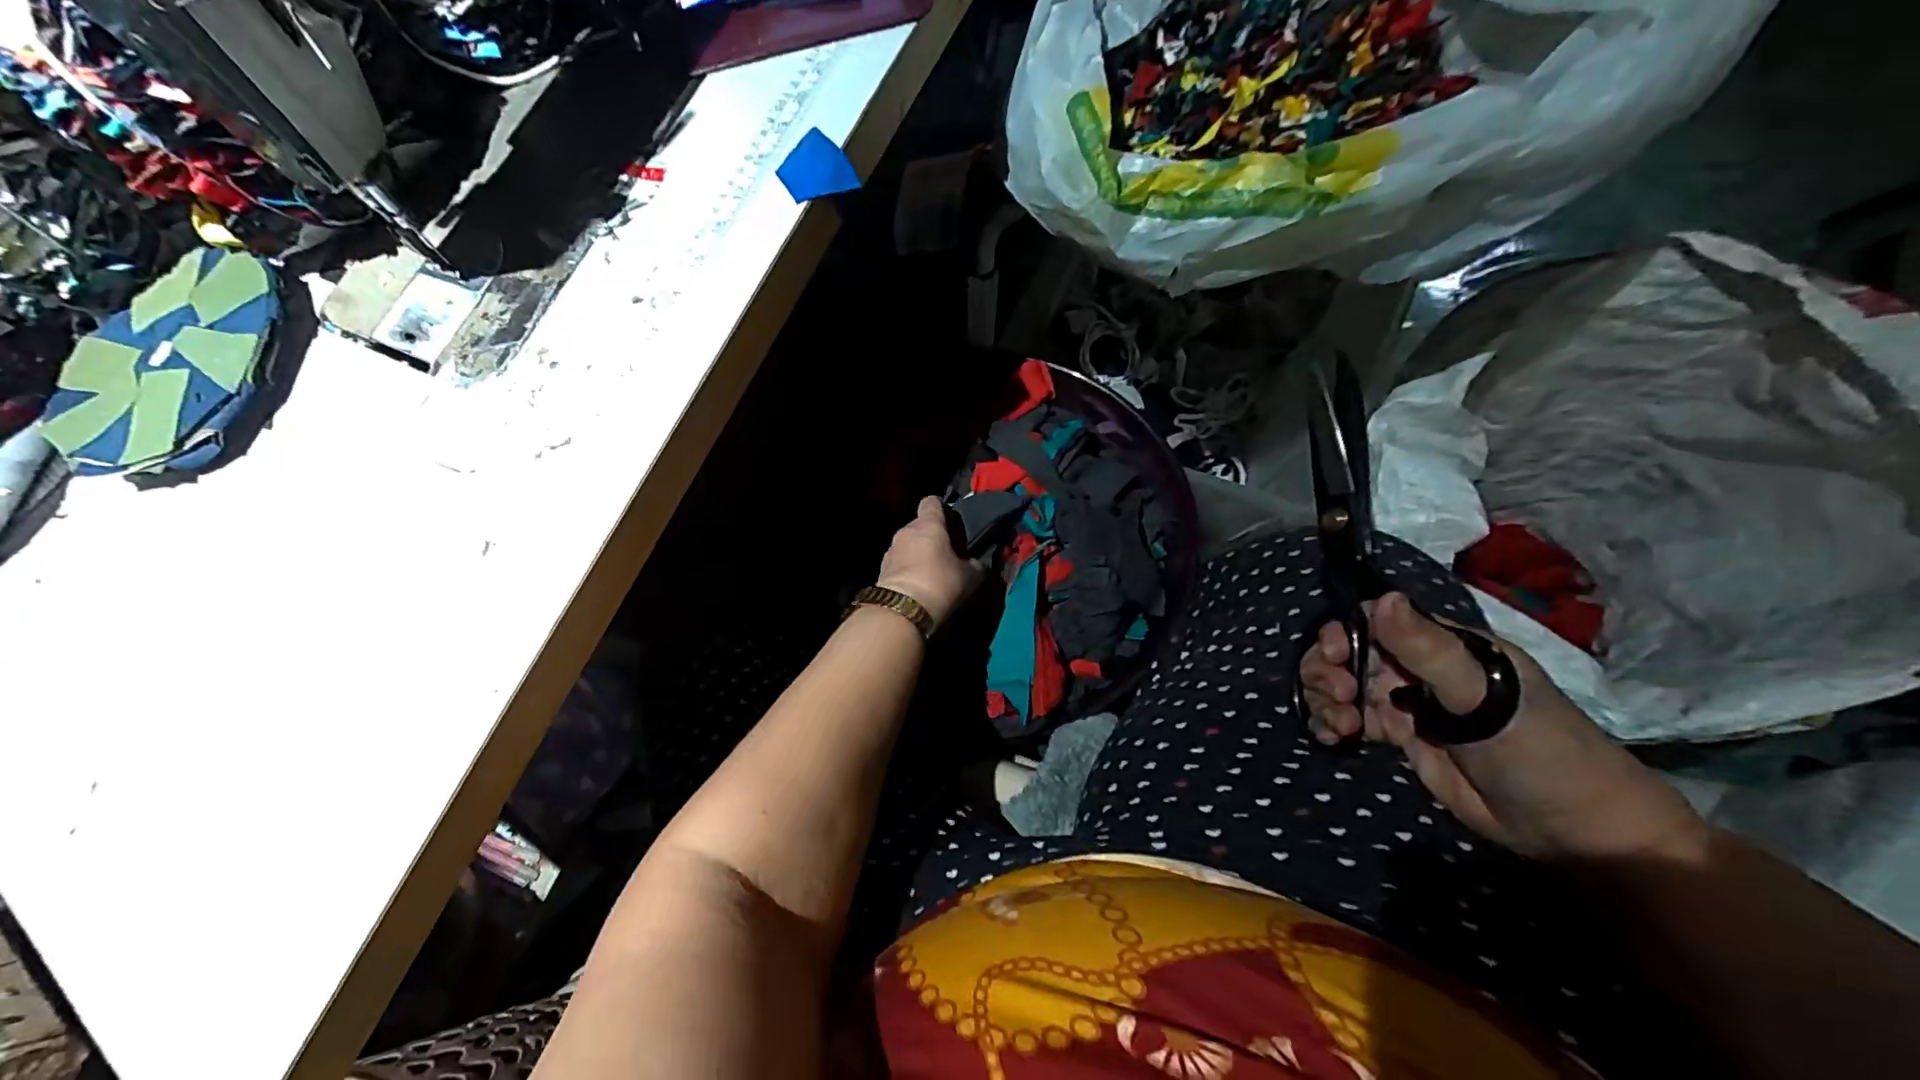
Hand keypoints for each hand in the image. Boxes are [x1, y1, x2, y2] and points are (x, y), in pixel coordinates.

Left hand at [875, 496, 981, 631]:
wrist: (902, 611)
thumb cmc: (940, 583)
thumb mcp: (969, 576)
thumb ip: (975, 565)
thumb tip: (977, 563)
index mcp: (928, 524)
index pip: (931, 502)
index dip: (941, 508)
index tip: (951, 519)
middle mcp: (905, 531)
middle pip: (919, 525)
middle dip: (930, 535)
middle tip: (946, 551)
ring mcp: (890, 550)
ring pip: (907, 545)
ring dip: (917, 553)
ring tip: (931, 571)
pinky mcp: (881, 570)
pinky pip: (899, 563)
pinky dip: (908, 569)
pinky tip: (918, 584)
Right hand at [1300, 592, 1708, 863]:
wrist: (1571, 828)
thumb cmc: (1536, 748)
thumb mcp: (1481, 695)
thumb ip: (1428, 649)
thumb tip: (1382, 598)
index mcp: (1442, 644)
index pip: (1374, 620)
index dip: (1343, 631)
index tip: (1334, 655)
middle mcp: (1417, 666)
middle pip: (1348, 652)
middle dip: (1327, 669)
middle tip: (1340, 698)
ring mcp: (1407, 702)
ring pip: (1342, 685)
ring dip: (1325, 699)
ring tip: (1341, 727)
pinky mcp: (1400, 737)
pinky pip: (1350, 719)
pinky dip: (1329, 724)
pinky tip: (1332, 737)